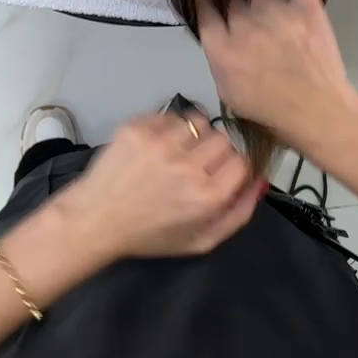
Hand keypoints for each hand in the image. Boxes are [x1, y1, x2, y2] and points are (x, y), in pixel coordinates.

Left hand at [52, 112, 266, 260]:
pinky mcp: (138, 128)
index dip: (232, 168)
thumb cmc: (150, 235)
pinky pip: (170, 116)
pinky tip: (156, 146)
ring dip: (193, 136)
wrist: (96, 219)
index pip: (242, 162)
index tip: (218, 174)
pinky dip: (168, 127)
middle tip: (195, 165)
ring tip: (175, 152)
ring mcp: (161, 143)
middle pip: (223, 140)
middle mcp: (188, 166)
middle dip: (214, 152)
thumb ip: (238, 213)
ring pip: (199, 123)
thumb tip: (262, 181)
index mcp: (207, 196)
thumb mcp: (200, 241)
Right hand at [197, 0, 357, 149]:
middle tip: (239, 3)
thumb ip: (218, 60)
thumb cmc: (269, 110)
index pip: (205, 12)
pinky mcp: (307, 8)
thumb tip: (217, 38)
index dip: (205, 3)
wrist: (317, 111)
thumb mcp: (228, 93)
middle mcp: (245, 24)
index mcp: (222, 47)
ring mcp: (277, 12)